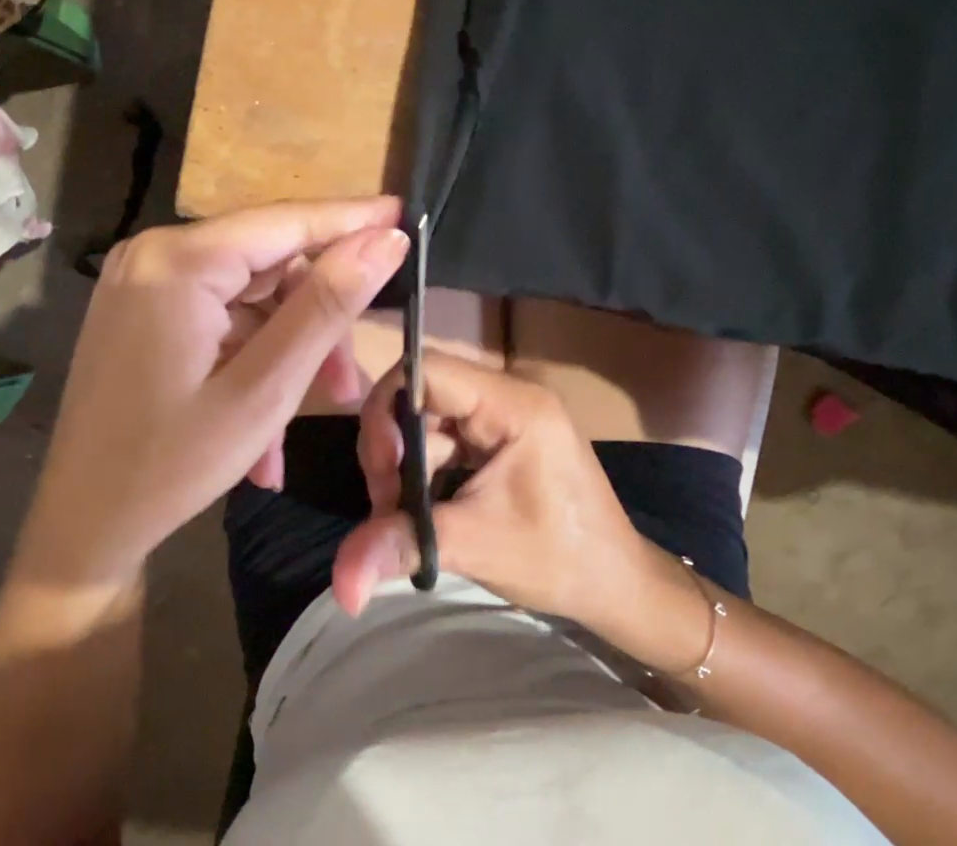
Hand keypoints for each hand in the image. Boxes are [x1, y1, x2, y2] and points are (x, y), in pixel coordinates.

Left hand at [14, 198, 407, 584]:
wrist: (83, 523)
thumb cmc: (170, 465)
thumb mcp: (263, 390)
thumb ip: (325, 308)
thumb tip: (387, 240)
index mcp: (179, 262)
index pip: (284, 222)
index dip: (351, 220)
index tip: (407, 216)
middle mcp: (154, 256)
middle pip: (266, 265)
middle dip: (315, 323)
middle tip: (348, 389)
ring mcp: (141, 284)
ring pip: (246, 300)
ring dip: (284, 358)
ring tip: (297, 429)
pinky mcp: (139, 314)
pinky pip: (216, 323)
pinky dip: (248, 366)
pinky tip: (260, 437)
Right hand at [336, 351, 708, 671]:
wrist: (615, 585)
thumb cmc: (560, 559)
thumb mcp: (474, 547)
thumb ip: (402, 545)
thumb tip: (341, 583)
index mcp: (513, 404)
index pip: (426, 370)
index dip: (387, 410)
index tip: (382, 469)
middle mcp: (506, 397)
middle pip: (419, 395)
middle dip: (390, 448)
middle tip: (385, 503)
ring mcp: (501, 418)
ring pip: (423, 422)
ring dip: (402, 469)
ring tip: (398, 519)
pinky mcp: (496, 441)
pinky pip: (439, 442)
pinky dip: (419, 475)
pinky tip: (418, 513)